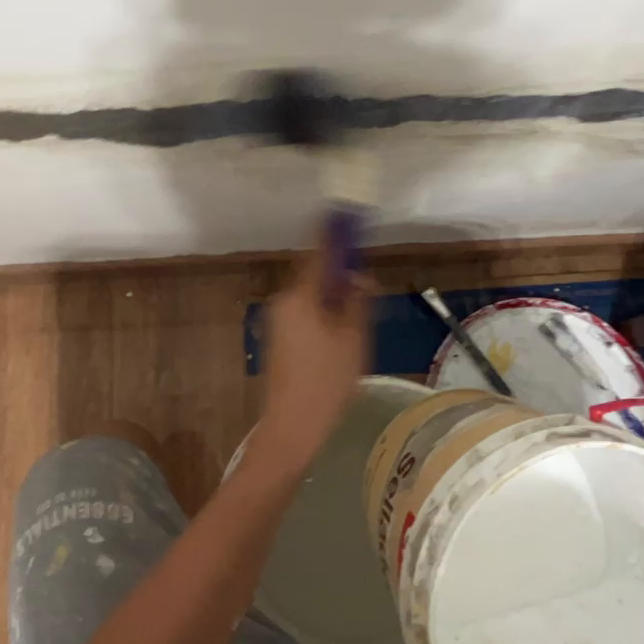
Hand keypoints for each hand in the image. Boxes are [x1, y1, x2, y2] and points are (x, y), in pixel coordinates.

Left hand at [250, 237, 373, 473]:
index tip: (345, 216)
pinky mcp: (277, 338)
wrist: (290, 428)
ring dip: (332, 295)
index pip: (319, 253)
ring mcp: (276, 320)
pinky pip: (304, 311)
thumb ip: (357, 301)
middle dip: (339, 271)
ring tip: (359, 314)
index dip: (334, 234)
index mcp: (301, 296)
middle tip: (366, 279)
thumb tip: (359, 277)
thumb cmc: (326, 383)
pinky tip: (341, 333)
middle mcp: (283, 300)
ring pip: (310, 295)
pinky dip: (323, 311)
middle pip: (314, 274)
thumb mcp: (353, 340)